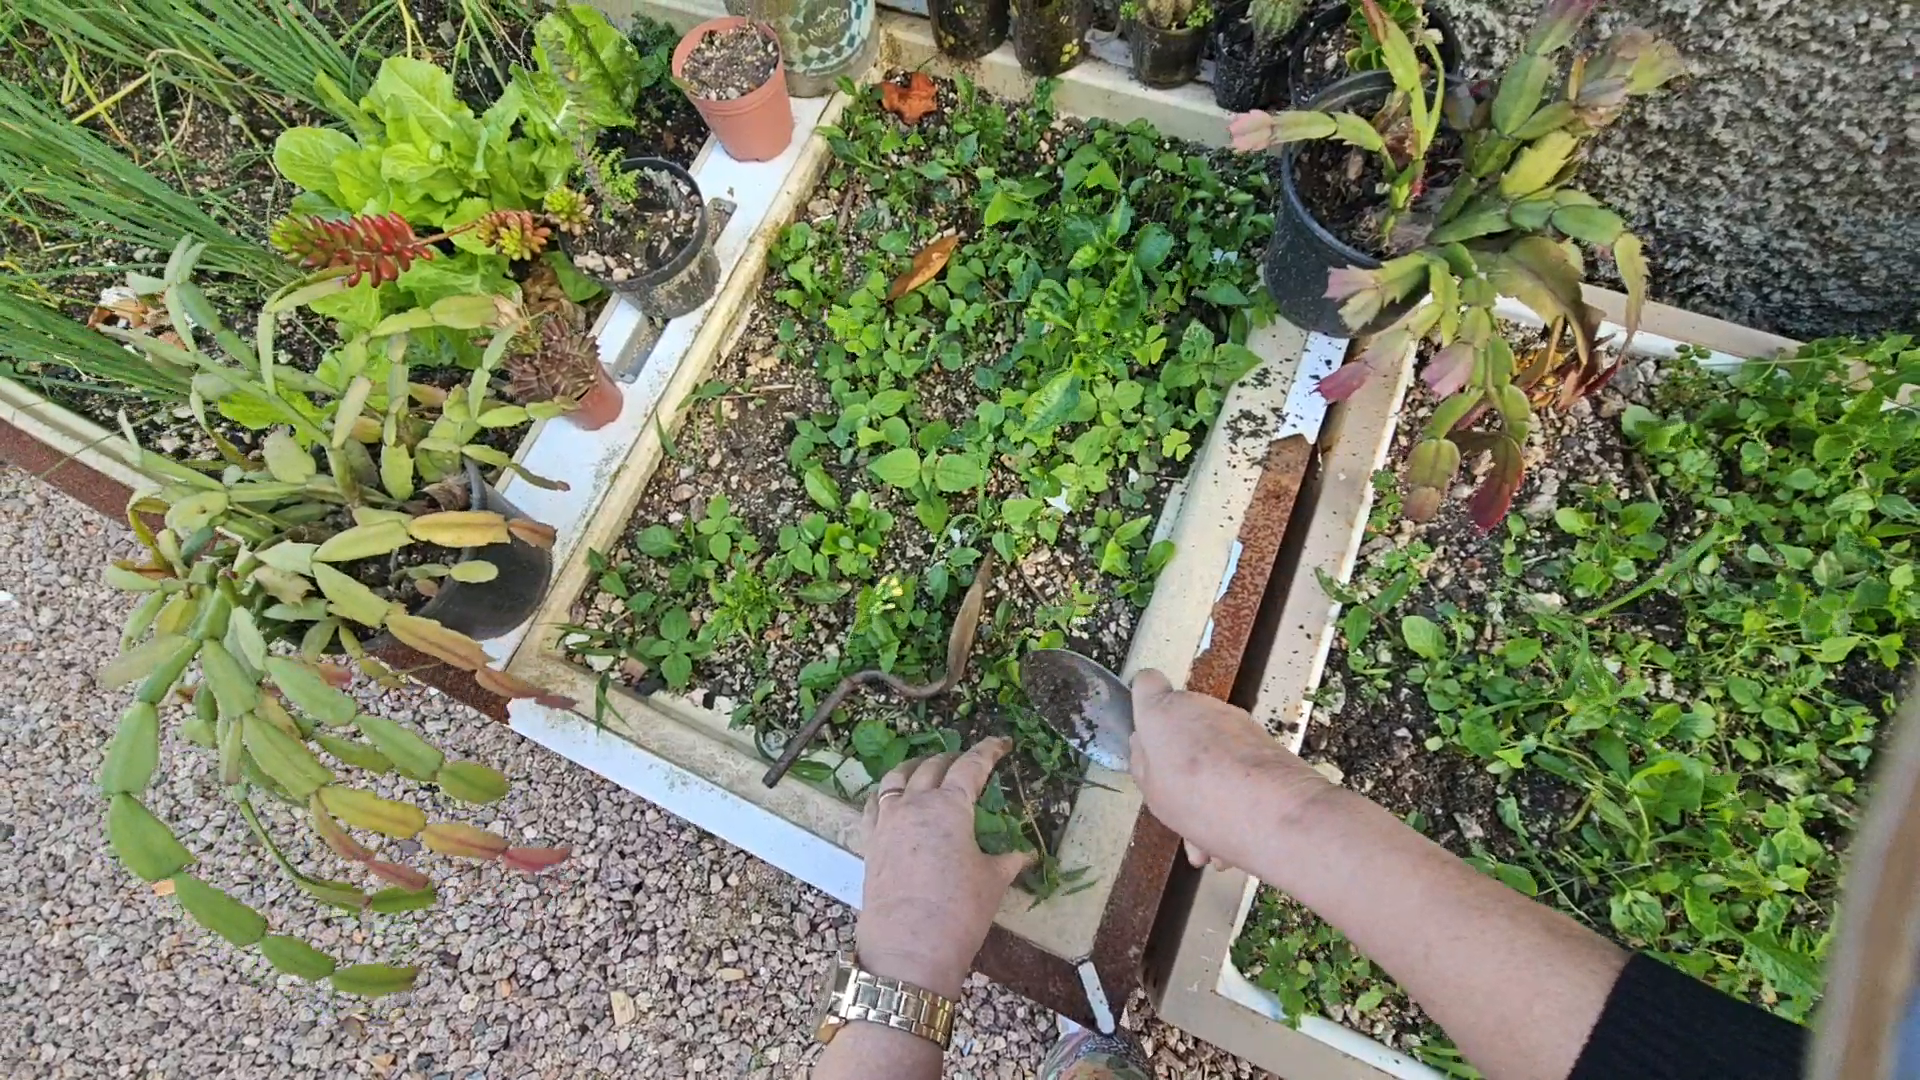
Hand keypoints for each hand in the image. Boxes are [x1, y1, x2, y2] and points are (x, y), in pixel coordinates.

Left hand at [856, 738, 1030, 998]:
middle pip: (933, 767)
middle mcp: (916, 804)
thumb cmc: (959, 912)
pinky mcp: (869, 841)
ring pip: (897, 778)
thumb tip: (1027, 855)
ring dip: (915, 767)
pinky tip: (890, 797)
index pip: (971, 766)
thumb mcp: (992, 882)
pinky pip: (873, 804)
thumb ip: (1008, 861)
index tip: (1001, 743)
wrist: (908, 949)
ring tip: (927, 767)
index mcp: (950, 806)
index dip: (988, 750)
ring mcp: (888, 821)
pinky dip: (884, 793)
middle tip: (967, 760)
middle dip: (952, 758)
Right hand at [1128, 669, 1335, 870]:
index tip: (1147, 734)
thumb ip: (1144, 762)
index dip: (1144, 704)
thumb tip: (1146, 745)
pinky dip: (1231, 791)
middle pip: (1180, 727)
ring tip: (1207, 841)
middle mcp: (1197, 706)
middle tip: (1178, 804)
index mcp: (1162, 712)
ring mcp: (1233, 721)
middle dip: (1178, 764)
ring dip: (1206, 786)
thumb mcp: (1153, 790)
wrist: (1277, 814)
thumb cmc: (1201, 799)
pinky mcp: (1262, 739)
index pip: (1146, 683)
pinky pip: (1234, 764)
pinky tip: (1229, 840)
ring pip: (1208, 751)